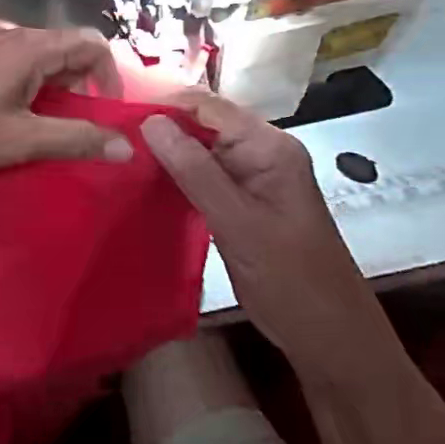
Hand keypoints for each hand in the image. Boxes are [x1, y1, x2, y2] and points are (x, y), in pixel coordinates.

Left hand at [0, 22, 134, 199]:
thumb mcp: (22, 141)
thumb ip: (79, 139)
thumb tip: (127, 147)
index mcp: (29, 45)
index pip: (91, 43)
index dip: (110, 76)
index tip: (107, 114)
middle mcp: (7, 32)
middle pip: (64, 47)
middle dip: (81, 84)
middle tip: (75, 126)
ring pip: (37, 55)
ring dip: (52, 86)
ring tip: (42, 125)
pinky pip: (10, 60)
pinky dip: (26, 83)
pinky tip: (9, 113)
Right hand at [140, 91, 379, 363]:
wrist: (330, 337)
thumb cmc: (291, 280)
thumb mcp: (238, 224)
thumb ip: (194, 170)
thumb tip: (150, 121)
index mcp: (269, 146)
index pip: (209, 106)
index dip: (165, 105)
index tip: (119, 116)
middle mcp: (262, 150)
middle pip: (204, 122)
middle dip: (162, 127)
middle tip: (115, 138)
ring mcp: (253, 174)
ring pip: (201, 147)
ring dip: (167, 152)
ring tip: (123, 156)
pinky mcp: (243, 198)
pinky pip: (204, 172)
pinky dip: (178, 174)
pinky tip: (148, 181)